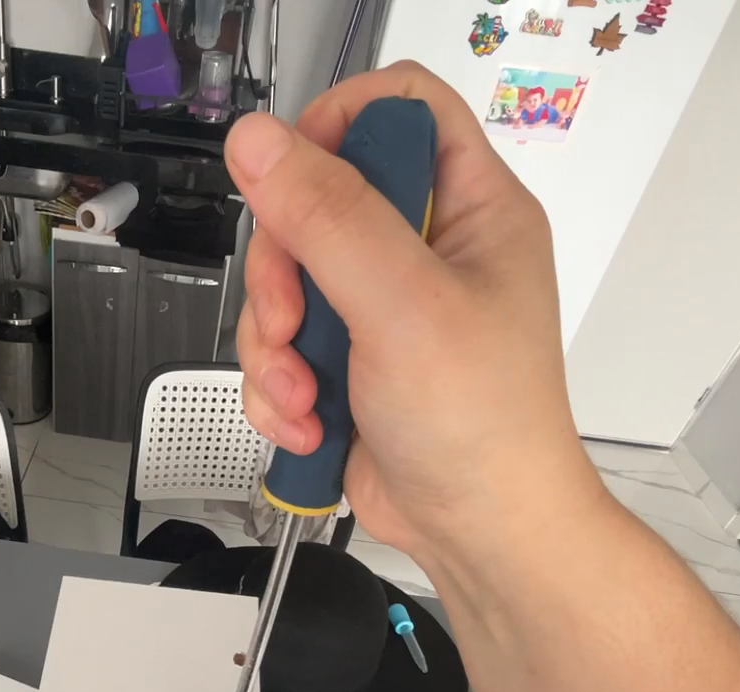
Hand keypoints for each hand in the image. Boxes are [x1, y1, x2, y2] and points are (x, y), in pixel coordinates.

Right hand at [228, 62, 602, 563]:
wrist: (473, 528)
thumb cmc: (479, 426)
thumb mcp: (403, 307)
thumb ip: (329, 219)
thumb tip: (260, 142)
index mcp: (466, 211)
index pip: (392, 114)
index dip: (331, 132)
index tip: (288, 187)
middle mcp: (419, 254)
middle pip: (312, 210)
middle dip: (281, 279)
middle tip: (291, 328)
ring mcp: (376, 313)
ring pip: (283, 290)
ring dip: (274, 352)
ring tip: (304, 400)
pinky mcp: (344, 365)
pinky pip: (280, 351)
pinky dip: (278, 392)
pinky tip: (305, 426)